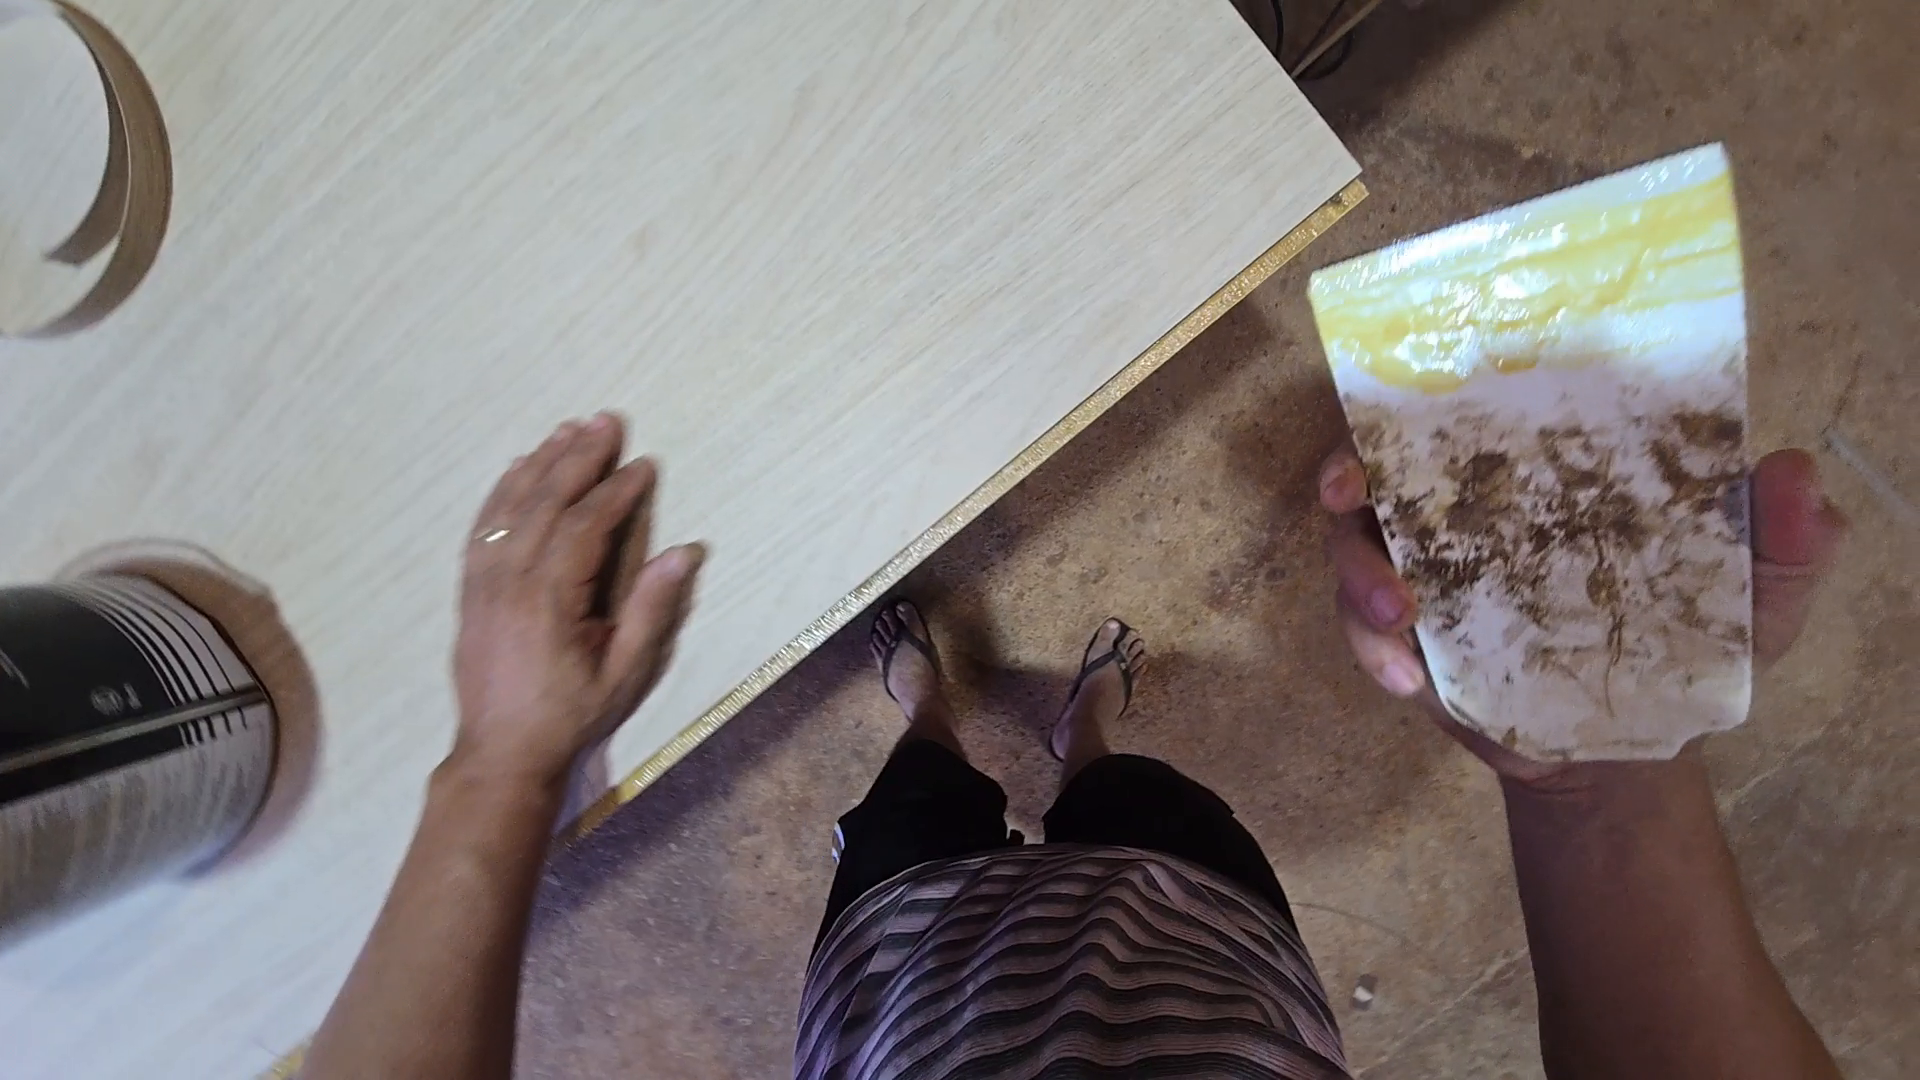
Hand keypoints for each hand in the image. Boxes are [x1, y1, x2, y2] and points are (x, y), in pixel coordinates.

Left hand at [450, 413, 704, 788]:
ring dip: (540, 463)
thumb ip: (652, 608)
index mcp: (548, 600)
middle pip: (544, 504)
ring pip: (509, 508)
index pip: (585, 527)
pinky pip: (482, 527)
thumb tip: (684, 551)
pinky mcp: (469, 589)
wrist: (500, 752)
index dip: (616, 492)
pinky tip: (517, 468)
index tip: (643, 464)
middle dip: (577, 459)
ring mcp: (482, 583)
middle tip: (605, 421)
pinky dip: (501, 491)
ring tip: (567, 429)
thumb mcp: (626, 670)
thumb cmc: (573, 713)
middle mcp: (509, 581)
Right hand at [1318, 444, 1847, 787]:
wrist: (1628, 746)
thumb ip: (1781, 543)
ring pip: (1349, 559)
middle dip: (1344, 487)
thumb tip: (1785, 468)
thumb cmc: (1685, 650)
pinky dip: (1373, 653)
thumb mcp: (1752, 600)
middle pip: (1369, 485)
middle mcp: (1449, 527)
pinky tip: (1410, 683)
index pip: (1449, 433)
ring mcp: (1414, 583)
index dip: (1403, 418)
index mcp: (1517, 493)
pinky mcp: (1395, 643)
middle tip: (1348, 501)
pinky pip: (1360, 636)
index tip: (1394, 416)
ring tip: (1399, 624)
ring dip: (1359, 583)